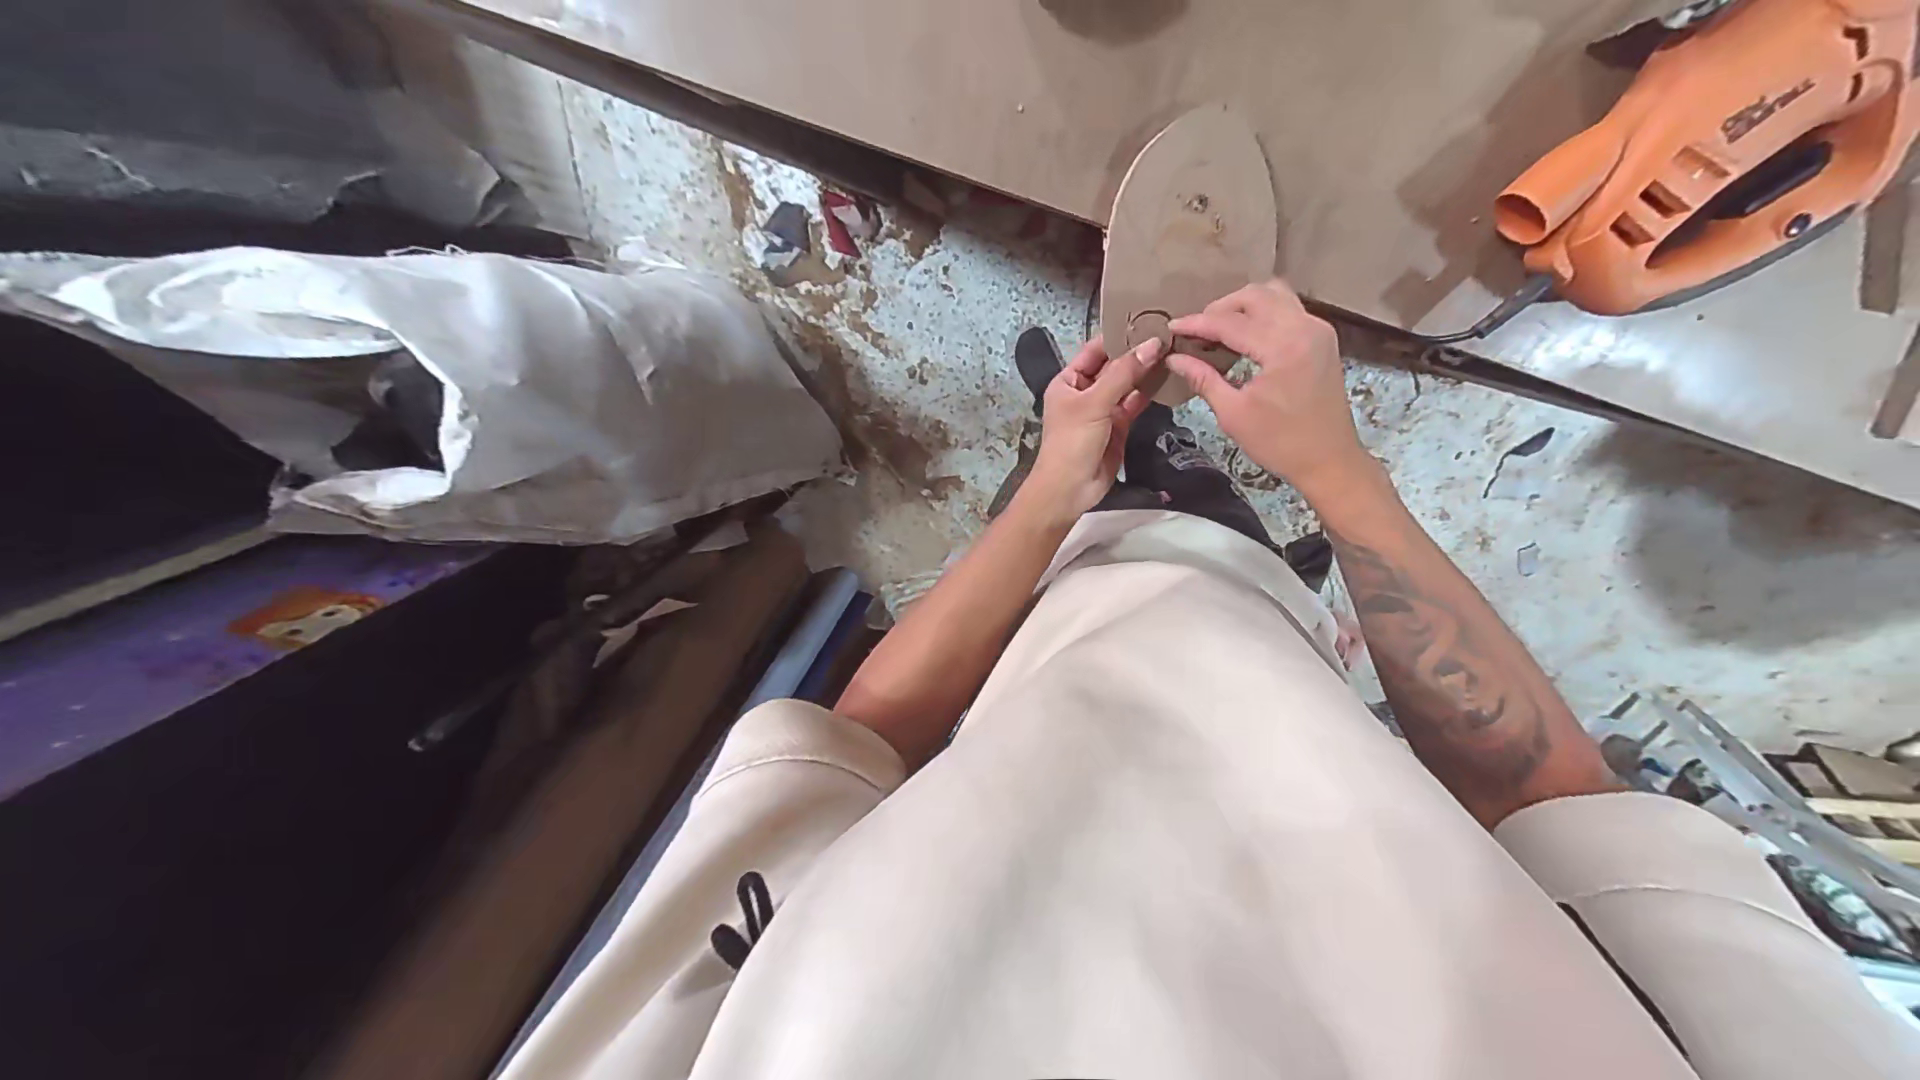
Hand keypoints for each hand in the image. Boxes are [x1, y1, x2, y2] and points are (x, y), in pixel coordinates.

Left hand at [1020, 334, 1163, 518]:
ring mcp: (1102, 409)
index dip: (1118, 335)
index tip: (1147, 320)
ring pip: (1127, 384)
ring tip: (1174, 349)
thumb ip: (1123, 374)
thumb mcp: (1094, 403)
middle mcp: (1084, 391)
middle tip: (1169, 331)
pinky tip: (1168, 376)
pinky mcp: (1118, 425)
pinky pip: (1135, 402)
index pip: (1095, 350)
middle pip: (1114, 365)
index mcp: (1068, 381)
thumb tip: (1152, 345)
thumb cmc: (1071, 442)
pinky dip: (1149, 391)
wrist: (1070, 488)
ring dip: (1146, 370)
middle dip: (1137, 351)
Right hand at [1166, 280, 1373, 502]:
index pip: (1230, 322)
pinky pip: (1287, 309)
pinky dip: (1262, 313)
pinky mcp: (1321, 338)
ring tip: (1218, 328)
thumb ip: (1203, 379)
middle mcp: (1304, 327)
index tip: (1171, 327)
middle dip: (1220, 308)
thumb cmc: (1279, 442)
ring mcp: (1317, 330)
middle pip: (1255, 296)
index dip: (1196, 323)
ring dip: (1243, 306)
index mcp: (1283, 347)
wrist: (1329, 459)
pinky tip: (1243, 335)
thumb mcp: (1233, 413)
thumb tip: (1174, 359)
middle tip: (1196, 330)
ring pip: (1274, 295)